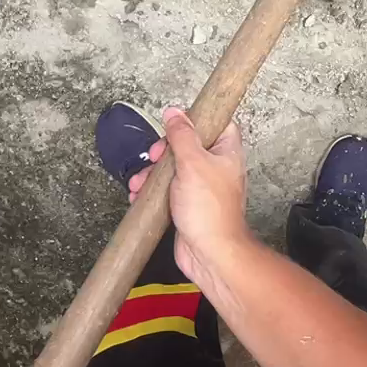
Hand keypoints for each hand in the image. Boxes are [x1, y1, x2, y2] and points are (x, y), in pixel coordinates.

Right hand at [128, 109, 252, 281]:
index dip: (196, 120)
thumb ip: (182, 135)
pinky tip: (139, 195)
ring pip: (173, 168)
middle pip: (188, 145)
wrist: (209, 253)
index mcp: (227, 152)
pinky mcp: (187, 204)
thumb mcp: (193, 163)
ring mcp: (201, 187)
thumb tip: (175, 113)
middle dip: (165, 150)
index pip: (217, 123)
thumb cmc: (210, 211)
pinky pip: (166, 190)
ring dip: (152, 173)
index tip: (176, 122)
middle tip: (156, 156)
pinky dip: (152, 190)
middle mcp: (216, 167)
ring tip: (141, 182)